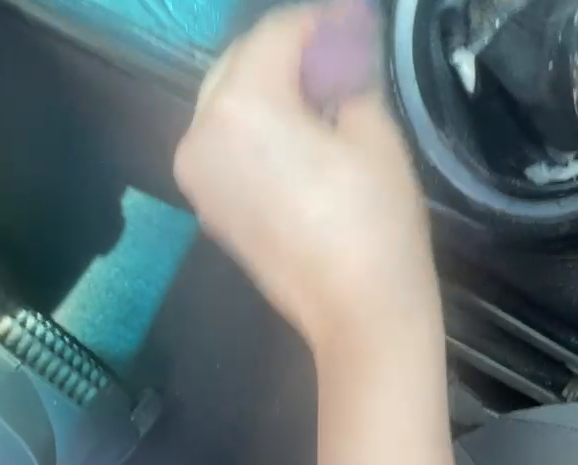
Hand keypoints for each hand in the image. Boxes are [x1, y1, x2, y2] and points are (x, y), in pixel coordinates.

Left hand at [175, 0, 441, 363]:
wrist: (362, 320)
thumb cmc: (379, 229)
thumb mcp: (376, 139)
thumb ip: (349, 77)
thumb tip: (343, 42)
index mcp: (242, 105)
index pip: (275, 35)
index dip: (318, 23)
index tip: (350, 21)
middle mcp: (201, 132)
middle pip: (238, 66)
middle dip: (286, 57)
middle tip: (337, 60)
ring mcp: (199, 177)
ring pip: (227, 108)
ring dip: (269, 94)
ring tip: (320, 104)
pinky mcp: (211, 211)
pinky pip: (227, 150)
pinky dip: (257, 136)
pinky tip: (298, 145)